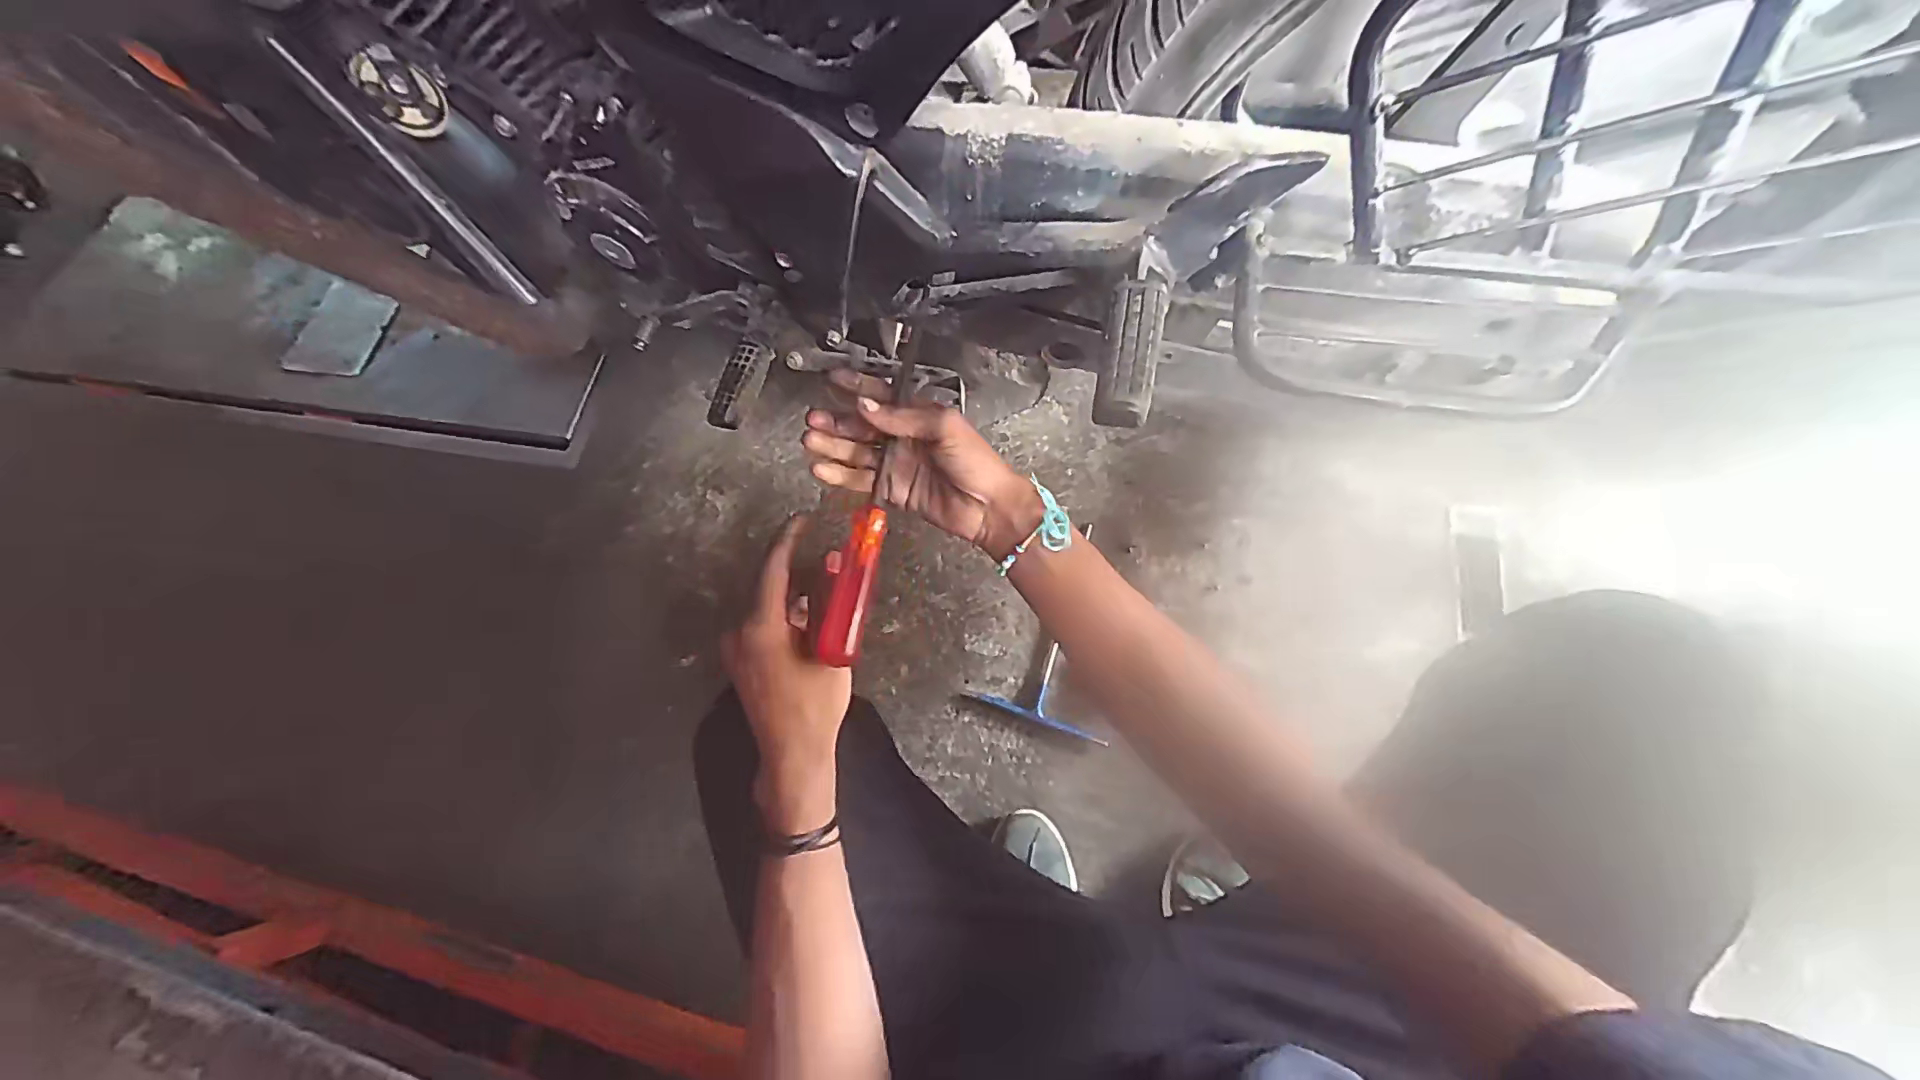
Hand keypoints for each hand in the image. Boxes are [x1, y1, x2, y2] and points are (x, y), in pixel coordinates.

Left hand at [721, 516, 853, 833]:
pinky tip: (807, 616)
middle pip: (767, 584)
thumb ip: (829, 603)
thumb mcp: (831, 649)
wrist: (792, 754)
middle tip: (828, 559)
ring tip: (824, 587)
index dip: (788, 538)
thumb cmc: (815, 704)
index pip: (773, 568)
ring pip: (765, 603)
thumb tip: (832, 564)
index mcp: (760, 626)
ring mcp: (734, 647)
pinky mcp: (738, 660)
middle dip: (797, 567)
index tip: (803, 518)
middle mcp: (738, 631)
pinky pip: (760, 622)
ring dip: (792, 592)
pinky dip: (783, 612)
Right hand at [803, 368, 1043, 558]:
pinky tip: (822, 469)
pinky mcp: (892, 490)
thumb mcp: (944, 427)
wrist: (989, 507)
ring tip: (810, 442)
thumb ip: (903, 417)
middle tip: (813, 419)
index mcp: (918, 416)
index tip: (834, 379)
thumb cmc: (976, 462)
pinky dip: (841, 475)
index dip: (858, 387)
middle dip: (836, 421)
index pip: (882, 397)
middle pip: (862, 426)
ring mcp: (896, 464)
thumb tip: (866, 405)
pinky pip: (861, 480)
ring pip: (857, 452)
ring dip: (833, 446)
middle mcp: (903, 437)